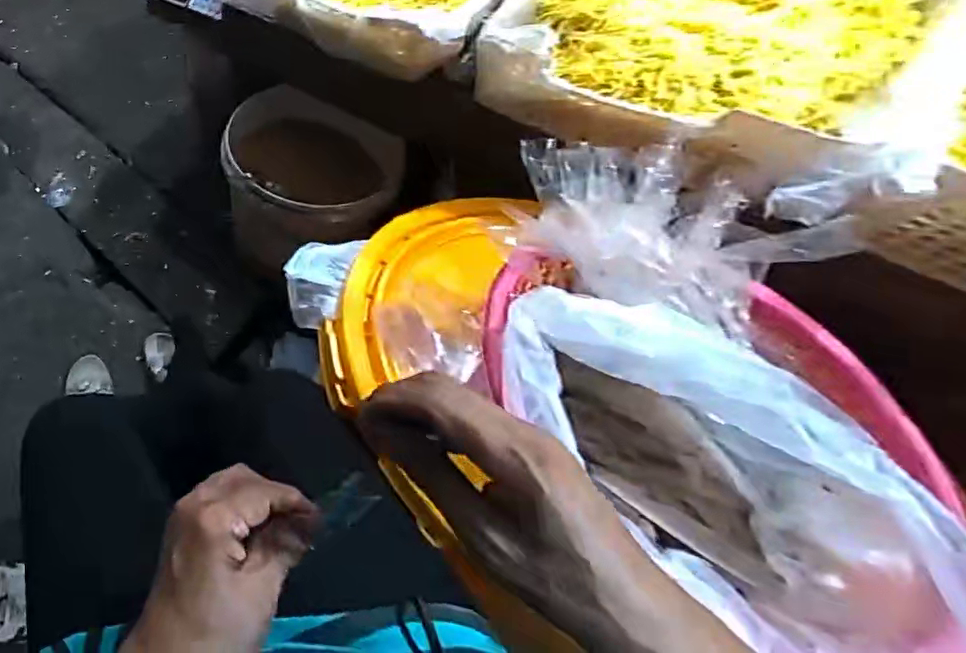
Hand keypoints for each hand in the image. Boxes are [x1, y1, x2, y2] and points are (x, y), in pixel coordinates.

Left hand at [123, 465, 320, 652]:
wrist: (170, 652)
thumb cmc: (219, 630)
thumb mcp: (259, 592)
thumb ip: (282, 548)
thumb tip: (307, 523)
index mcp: (211, 515)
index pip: (259, 490)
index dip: (292, 499)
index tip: (321, 518)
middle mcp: (192, 501)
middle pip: (239, 477)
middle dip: (273, 493)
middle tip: (303, 522)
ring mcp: (182, 511)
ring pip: (225, 484)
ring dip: (255, 497)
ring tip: (285, 527)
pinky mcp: (179, 525)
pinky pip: (213, 498)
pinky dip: (238, 505)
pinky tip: (257, 531)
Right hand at [358, 373, 748, 652]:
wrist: (636, 609)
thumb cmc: (557, 580)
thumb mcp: (484, 538)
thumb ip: (431, 476)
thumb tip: (381, 432)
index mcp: (514, 450)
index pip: (436, 398)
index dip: (388, 400)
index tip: (357, 420)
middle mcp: (523, 427)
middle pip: (444, 385)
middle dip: (396, 396)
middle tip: (367, 424)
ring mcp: (532, 431)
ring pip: (457, 392)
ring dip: (415, 403)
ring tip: (388, 432)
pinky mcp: (534, 442)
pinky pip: (472, 410)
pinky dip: (437, 414)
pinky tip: (426, 440)